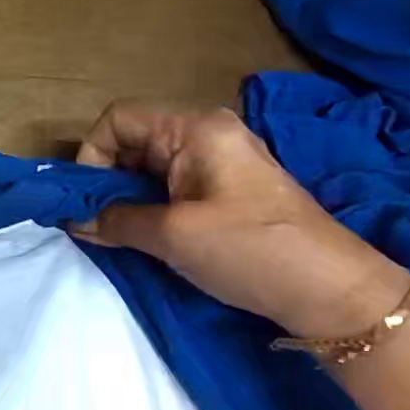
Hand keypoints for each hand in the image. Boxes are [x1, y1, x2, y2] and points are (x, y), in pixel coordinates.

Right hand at [73, 102, 409, 342]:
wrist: (331, 290)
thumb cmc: (250, 249)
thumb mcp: (174, 236)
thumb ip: (118, 222)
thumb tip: (78, 222)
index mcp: (195, 128)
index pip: (120, 119)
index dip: (92, 153)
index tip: (85, 200)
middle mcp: (207, 134)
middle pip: (136, 142)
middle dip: (108, 180)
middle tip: (93, 223)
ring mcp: (222, 162)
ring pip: (154, 168)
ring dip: (129, 198)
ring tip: (116, 235)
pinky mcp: (230, 191)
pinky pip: (177, 188)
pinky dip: (153, 208)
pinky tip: (148, 238)